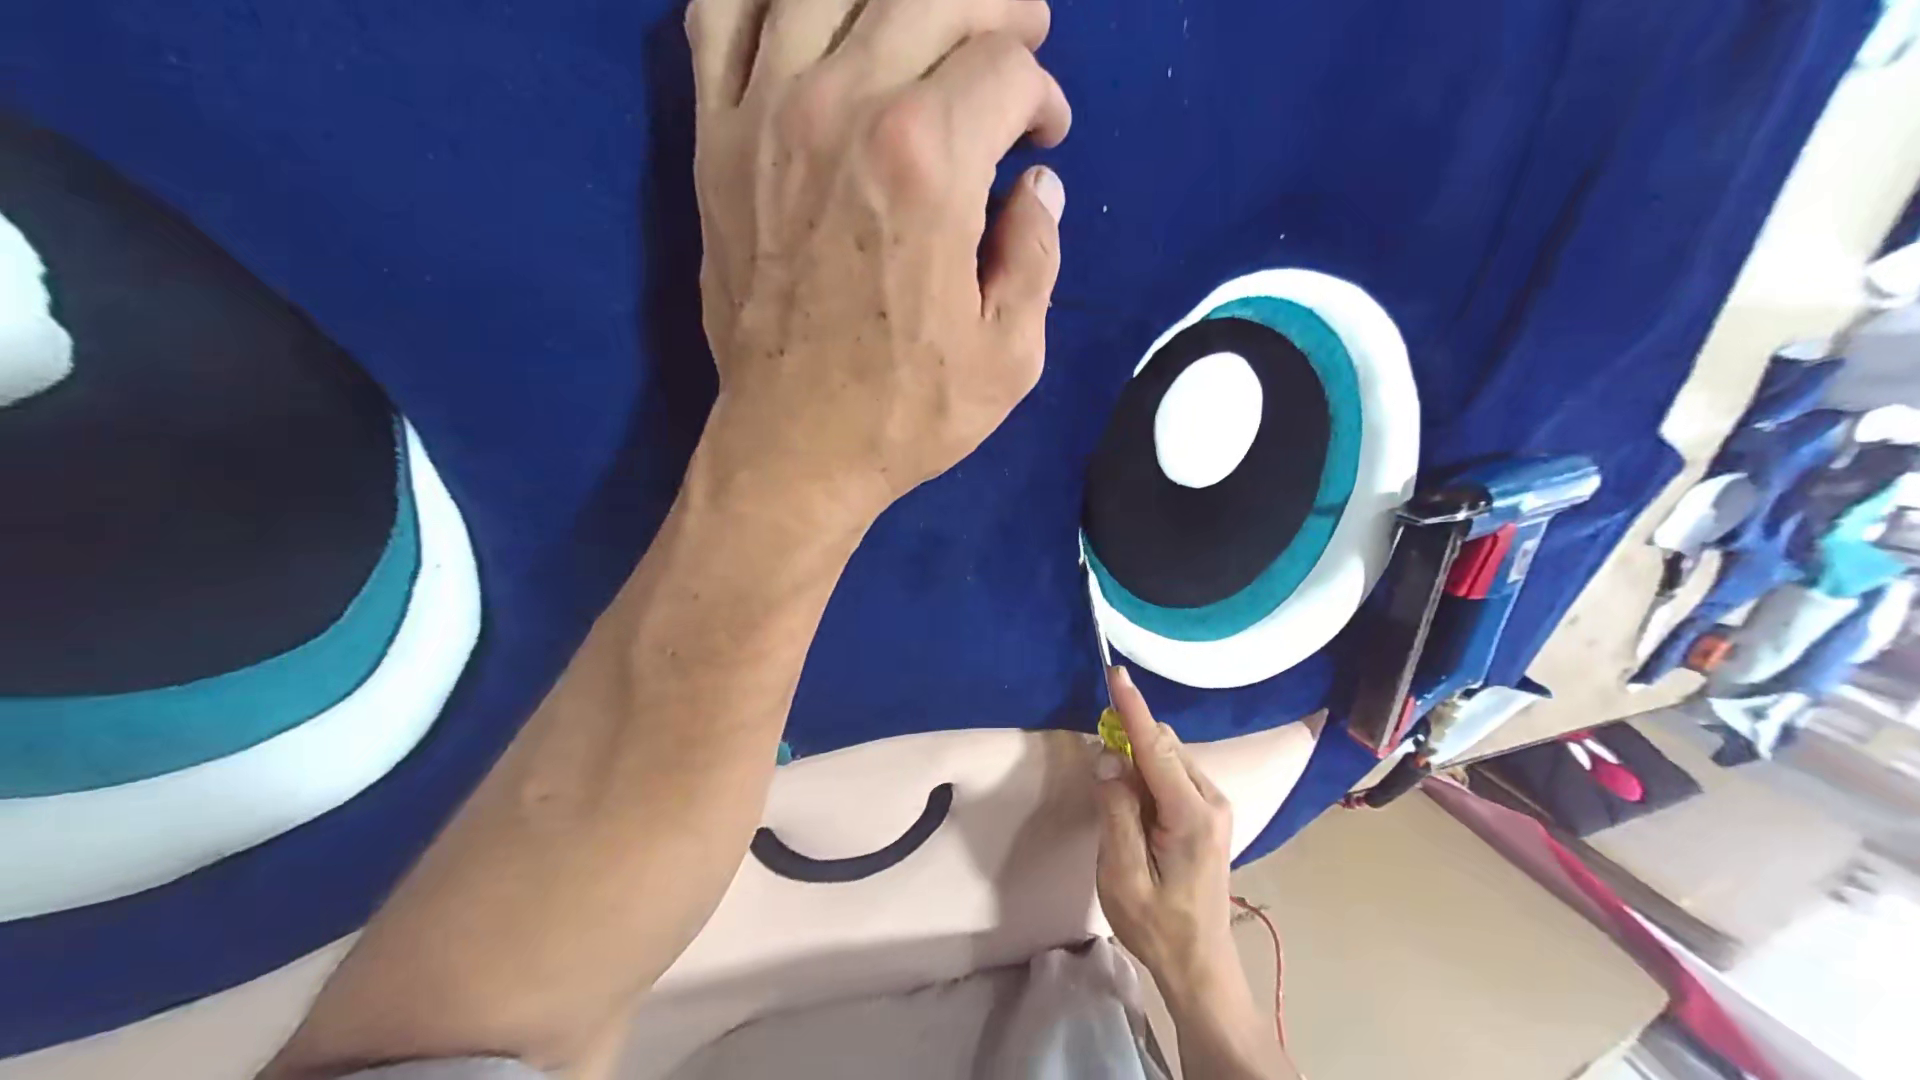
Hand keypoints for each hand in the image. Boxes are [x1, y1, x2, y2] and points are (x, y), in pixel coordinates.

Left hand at [686, 0, 1071, 522]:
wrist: (795, 450)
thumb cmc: (907, 413)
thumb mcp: (1010, 355)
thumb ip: (1036, 253)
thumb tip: (1036, 186)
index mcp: (926, 164)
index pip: (1003, 68)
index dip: (1041, 96)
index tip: (1043, 139)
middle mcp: (842, 109)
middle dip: (994, 6)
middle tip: (1019, 36)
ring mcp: (765, 117)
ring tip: (932, 15)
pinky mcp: (715, 145)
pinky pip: (719, 18)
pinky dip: (765, 0)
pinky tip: (811, 20)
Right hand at [1093, 664, 1239, 990]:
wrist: (1199, 963)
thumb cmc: (1157, 925)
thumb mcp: (1122, 875)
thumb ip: (1116, 811)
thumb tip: (1108, 758)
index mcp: (1191, 815)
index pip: (1155, 746)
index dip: (1132, 708)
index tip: (1116, 673)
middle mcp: (1210, 799)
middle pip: (1162, 743)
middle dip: (1128, 739)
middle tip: (1101, 775)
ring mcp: (1213, 804)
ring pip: (1167, 754)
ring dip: (1136, 758)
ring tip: (1118, 805)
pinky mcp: (1207, 810)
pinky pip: (1171, 770)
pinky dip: (1146, 771)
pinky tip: (1134, 805)